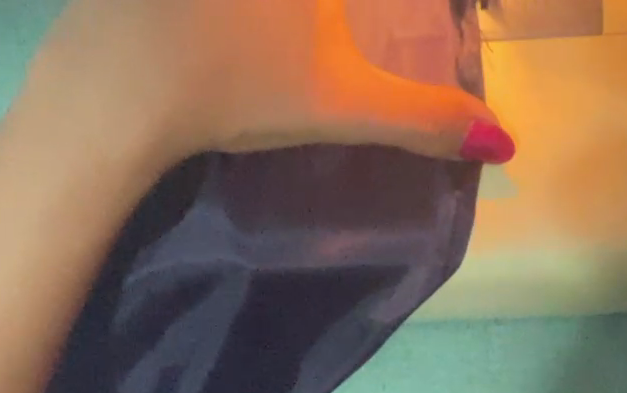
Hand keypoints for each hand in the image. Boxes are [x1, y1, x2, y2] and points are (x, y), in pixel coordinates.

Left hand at [25, 0, 513, 167]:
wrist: (120, 83)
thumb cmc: (239, 87)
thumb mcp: (339, 105)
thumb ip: (420, 118)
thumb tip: (506, 145)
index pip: (375, 7)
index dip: (387, 21)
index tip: (348, 51)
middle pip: (325, 9)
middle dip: (325, 28)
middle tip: (324, 44)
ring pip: (271, 9)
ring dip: (282, 26)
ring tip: (269, 46)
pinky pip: (208, 4)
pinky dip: (214, 17)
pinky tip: (211, 30)